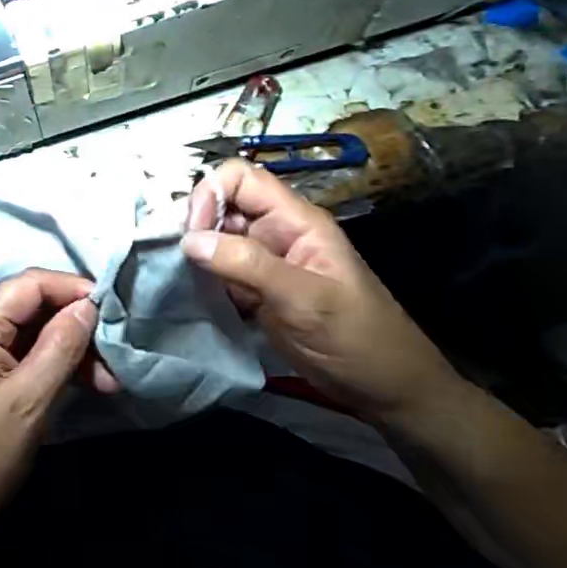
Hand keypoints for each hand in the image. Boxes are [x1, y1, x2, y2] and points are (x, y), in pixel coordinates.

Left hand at [0, 270, 109, 547]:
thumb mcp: (30, 400)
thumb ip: (61, 346)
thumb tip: (90, 305)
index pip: (31, 283)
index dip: (74, 289)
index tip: (113, 308)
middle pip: (35, 304)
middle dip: (77, 325)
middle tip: (114, 355)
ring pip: (36, 327)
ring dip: (72, 348)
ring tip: (108, 380)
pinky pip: (28, 348)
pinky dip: (57, 362)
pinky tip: (88, 383)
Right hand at [181, 159, 464, 423]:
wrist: (385, 388)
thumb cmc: (356, 336)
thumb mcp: (304, 298)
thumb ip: (247, 265)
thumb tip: (189, 240)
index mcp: (295, 220)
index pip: (243, 179)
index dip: (211, 193)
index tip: (193, 233)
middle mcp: (276, 233)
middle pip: (224, 205)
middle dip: (197, 225)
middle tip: (181, 260)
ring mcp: (265, 263)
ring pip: (218, 239)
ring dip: (196, 253)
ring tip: (182, 279)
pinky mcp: (256, 292)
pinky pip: (221, 272)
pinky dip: (203, 279)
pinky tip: (193, 296)